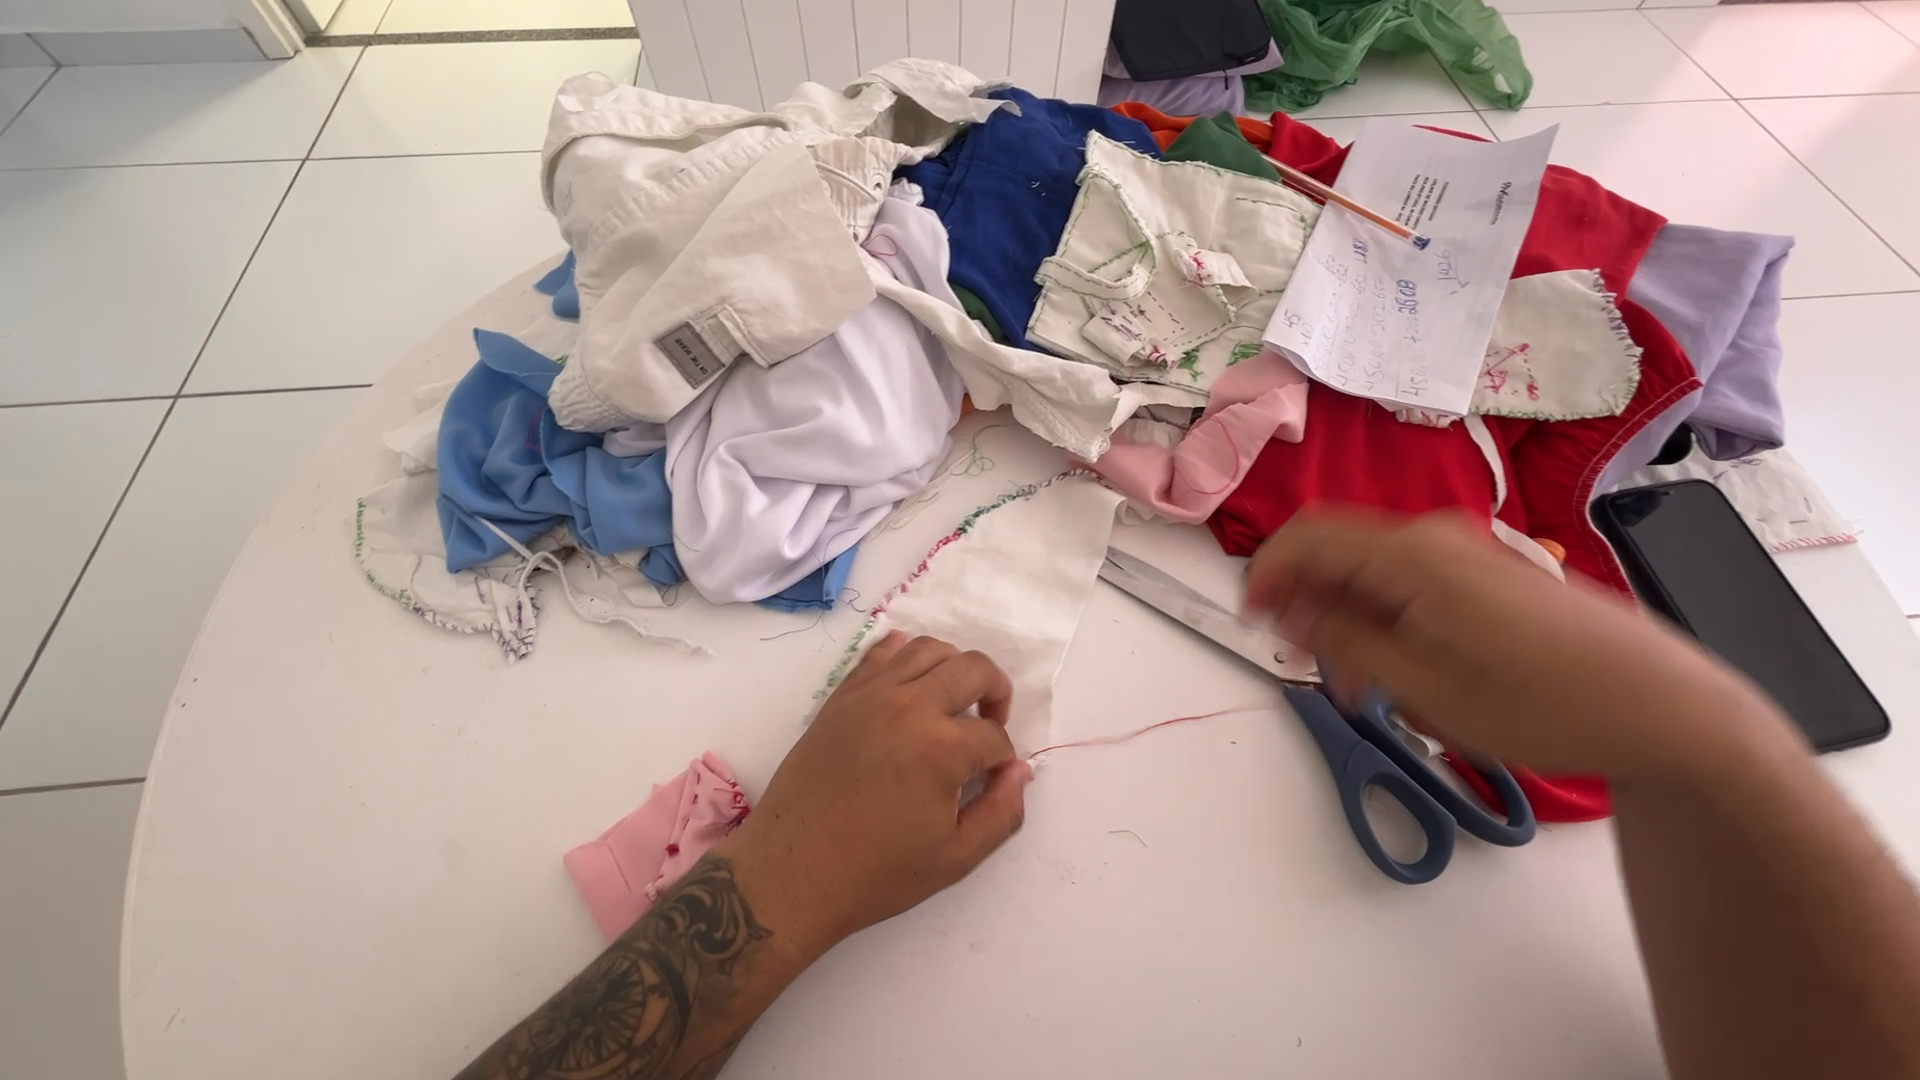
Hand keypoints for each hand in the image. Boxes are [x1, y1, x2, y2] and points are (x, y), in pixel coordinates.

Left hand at [718, 632, 1032, 959]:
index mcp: (943, 747)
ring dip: (954, 667)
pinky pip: (879, 654)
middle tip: (990, 723)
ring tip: (953, 700)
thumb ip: (1001, 813)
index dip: (1003, 759)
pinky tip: (911, 677)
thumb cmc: (876, 872)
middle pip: (973, 668)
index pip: (994, 736)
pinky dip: (902, 652)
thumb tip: (1019, 772)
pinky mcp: (842, 697)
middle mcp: (910, 706)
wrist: (793, 872)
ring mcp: (871, 695)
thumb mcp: (955, 858)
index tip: (993, 780)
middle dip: (995, 692)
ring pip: (928, 648)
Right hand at [1242, 509, 1802, 784]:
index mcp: (1413, 556)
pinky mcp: (1478, 575)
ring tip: (1355, 684)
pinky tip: (1391, 667)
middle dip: (1305, 604)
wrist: (1668, 711)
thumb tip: (1289, 609)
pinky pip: (1401, 583)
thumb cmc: (1546, 703)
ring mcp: (1459, 554)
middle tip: (1309, 667)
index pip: (1307, 537)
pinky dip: (1377, 618)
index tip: (1251, 619)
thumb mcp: (1426, 685)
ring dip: (1341, 619)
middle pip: (1333, 553)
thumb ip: (1345, 640)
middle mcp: (1432, 540)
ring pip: (1364, 572)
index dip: (1266, 573)